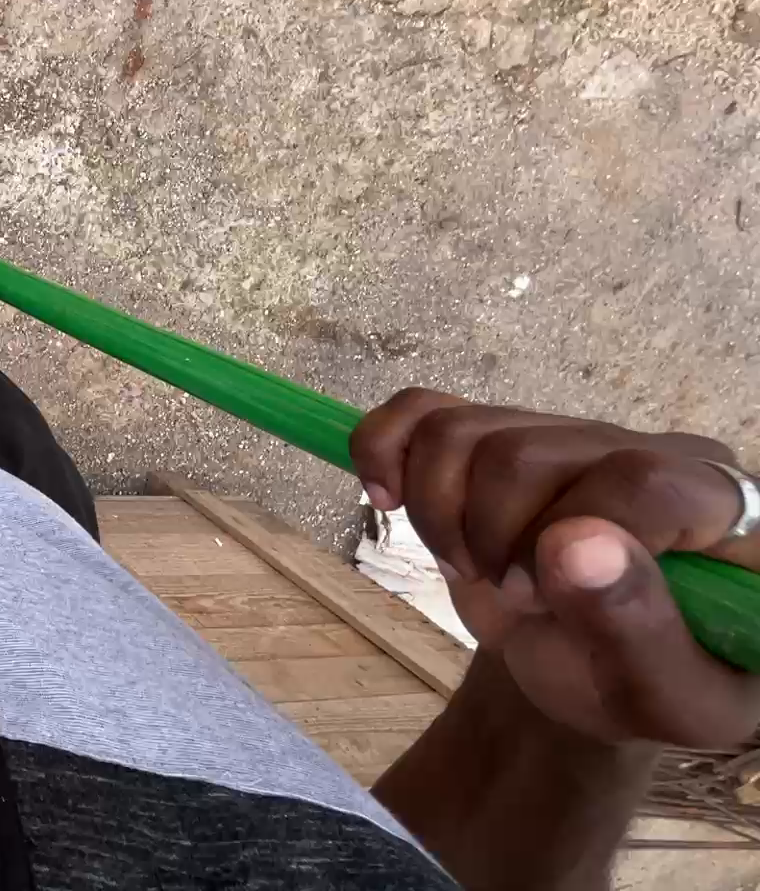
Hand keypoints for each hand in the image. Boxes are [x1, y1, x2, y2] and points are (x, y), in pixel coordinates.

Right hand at [351, 388, 759, 746]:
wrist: (578, 661)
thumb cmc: (634, 682)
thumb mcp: (663, 695)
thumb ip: (638, 629)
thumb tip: (575, 544)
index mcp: (725, 510)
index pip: (639, 480)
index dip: (569, 535)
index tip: (537, 597)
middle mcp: (643, 449)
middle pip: (519, 453)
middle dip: (482, 532)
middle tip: (502, 589)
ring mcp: (556, 432)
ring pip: (454, 430)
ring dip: (432, 509)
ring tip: (464, 561)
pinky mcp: (485, 433)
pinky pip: (414, 407)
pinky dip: (379, 449)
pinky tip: (386, 498)